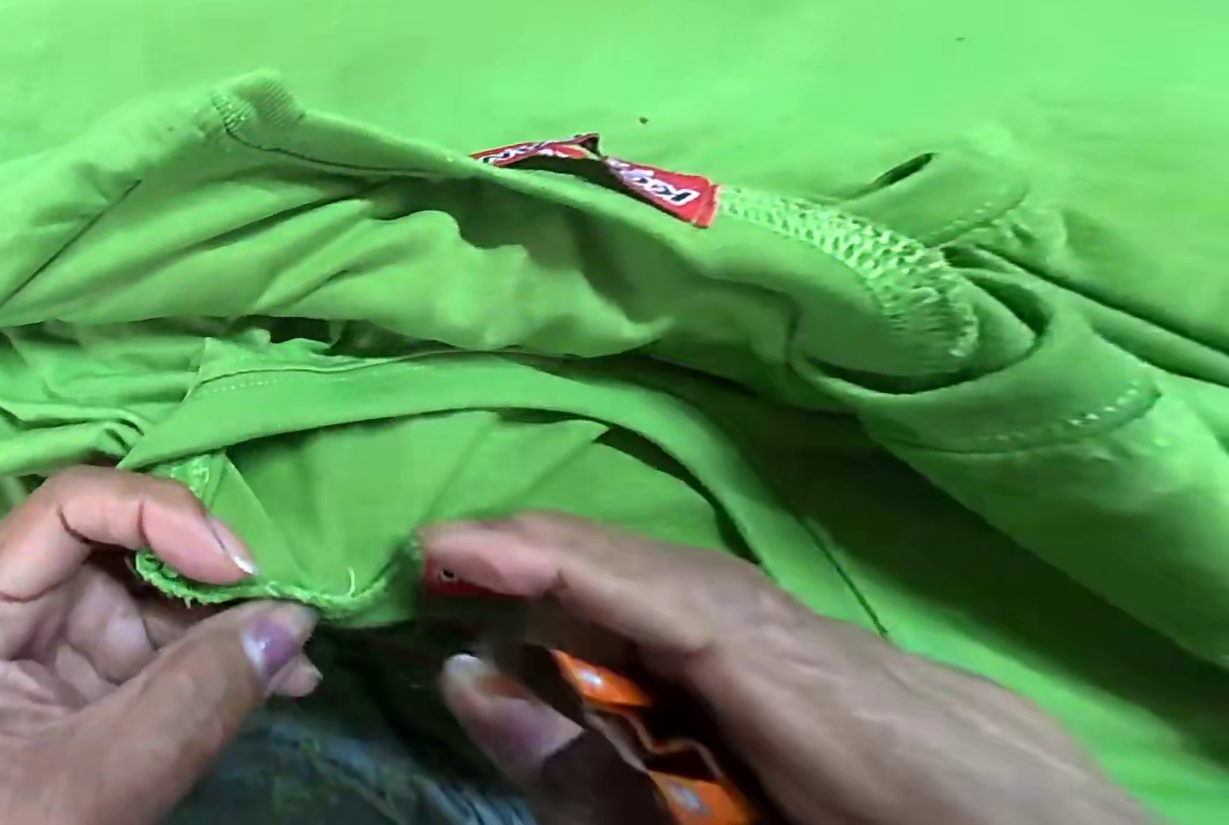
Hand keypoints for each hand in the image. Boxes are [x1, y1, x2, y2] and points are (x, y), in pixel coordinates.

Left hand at [0, 466, 319, 824]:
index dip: (155, 511)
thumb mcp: (91, 788)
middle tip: (274, 588)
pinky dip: (232, 643)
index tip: (231, 564)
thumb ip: (191, 702)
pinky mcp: (109, 652)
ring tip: (297, 633)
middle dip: (204, 553)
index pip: (69, 506)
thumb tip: (291, 621)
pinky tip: (286, 669)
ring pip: (162, 572)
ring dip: (232, 602)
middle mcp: (23, 591)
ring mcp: (70, 620)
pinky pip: (178, 625)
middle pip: (121, 529)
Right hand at [420, 513, 1147, 824]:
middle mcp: (891, 679)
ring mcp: (900, 677)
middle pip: (688, 579)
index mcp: (880, 741)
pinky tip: (602, 650)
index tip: (442, 549)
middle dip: (554, 564)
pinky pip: (735, 626)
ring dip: (593, 594)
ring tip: (501, 598)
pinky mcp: (892, 690)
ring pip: (706, 593)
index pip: (688, 601)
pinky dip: (646, 627)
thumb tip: (468, 675)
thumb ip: (592, 792)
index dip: (556, 561)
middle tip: (446, 568)